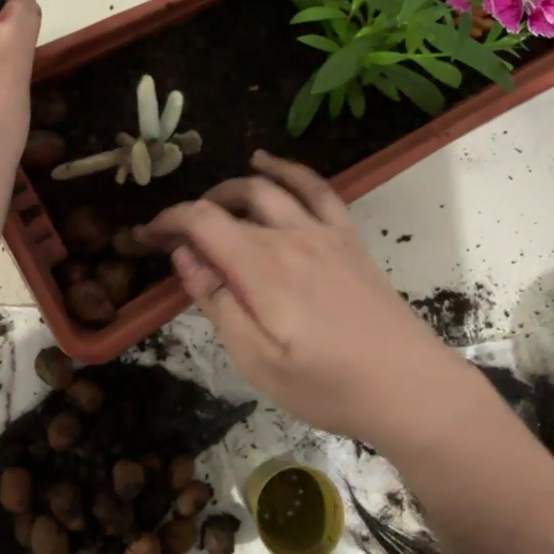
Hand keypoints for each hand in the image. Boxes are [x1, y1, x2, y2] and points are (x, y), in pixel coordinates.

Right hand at [136, 152, 451, 444]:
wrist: (410, 389)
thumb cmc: (328, 385)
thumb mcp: (258, 360)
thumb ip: (218, 302)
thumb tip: (184, 256)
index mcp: (261, 267)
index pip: (200, 221)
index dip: (166, 222)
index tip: (143, 237)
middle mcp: (289, 236)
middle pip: (229, 202)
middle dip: (192, 211)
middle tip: (172, 236)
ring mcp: (323, 232)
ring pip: (267, 187)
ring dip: (230, 188)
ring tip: (210, 204)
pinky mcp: (348, 238)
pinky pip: (316, 188)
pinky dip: (288, 170)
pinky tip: (268, 164)